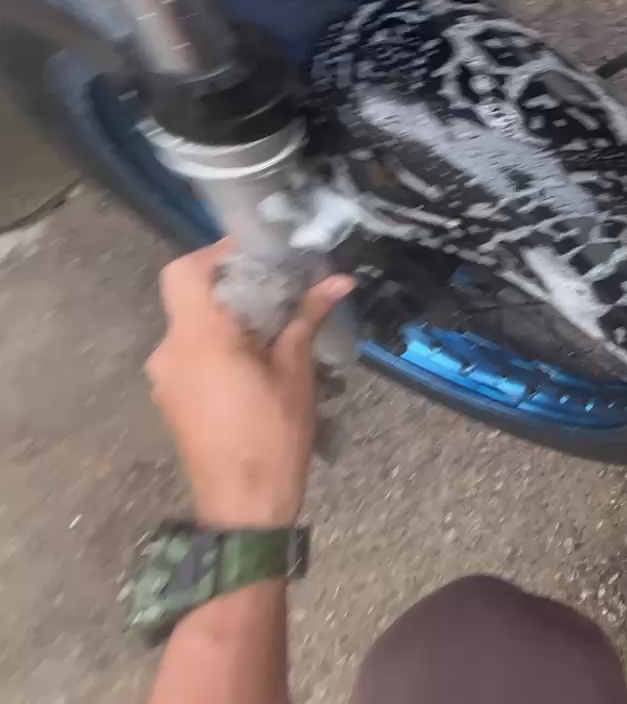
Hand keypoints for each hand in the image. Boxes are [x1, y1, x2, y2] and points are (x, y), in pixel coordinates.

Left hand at [146, 241, 353, 528]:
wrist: (243, 495)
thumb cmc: (273, 429)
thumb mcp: (297, 369)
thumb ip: (308, 319)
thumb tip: (338, 280)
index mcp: (197, 340)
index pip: (186, 274)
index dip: (220, 252)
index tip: (267, 248)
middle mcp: (171, 352)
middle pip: (195, 297)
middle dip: (244, 283)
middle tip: (295, 280)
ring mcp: (170, 374)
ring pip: (200, 323)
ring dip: (243, 312)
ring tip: (294, 318)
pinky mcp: (179, 392)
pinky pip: (201, 348)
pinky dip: (234, 337)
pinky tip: (276, 351)